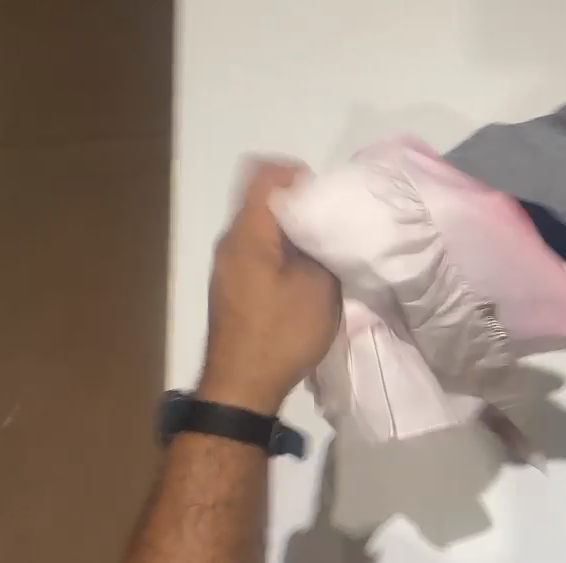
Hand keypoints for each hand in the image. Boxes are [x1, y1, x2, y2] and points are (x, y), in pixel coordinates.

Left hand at [197, 158, 339, 414]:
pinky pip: (261, 257)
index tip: (329, 197)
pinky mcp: (235, 289)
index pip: (265, 176)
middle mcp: (231, 243)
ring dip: (295, 238)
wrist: (243, 384)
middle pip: (264, 204)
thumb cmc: (282, 334)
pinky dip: (286, 259)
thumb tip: (327, 235)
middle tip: (336, 230)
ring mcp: (229, 267)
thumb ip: (325, 254)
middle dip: (302, 210)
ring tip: (327, 259)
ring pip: (264, 233)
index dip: (298, 175)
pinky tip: (308, 283)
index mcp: (249, 234)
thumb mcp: (319, 291)